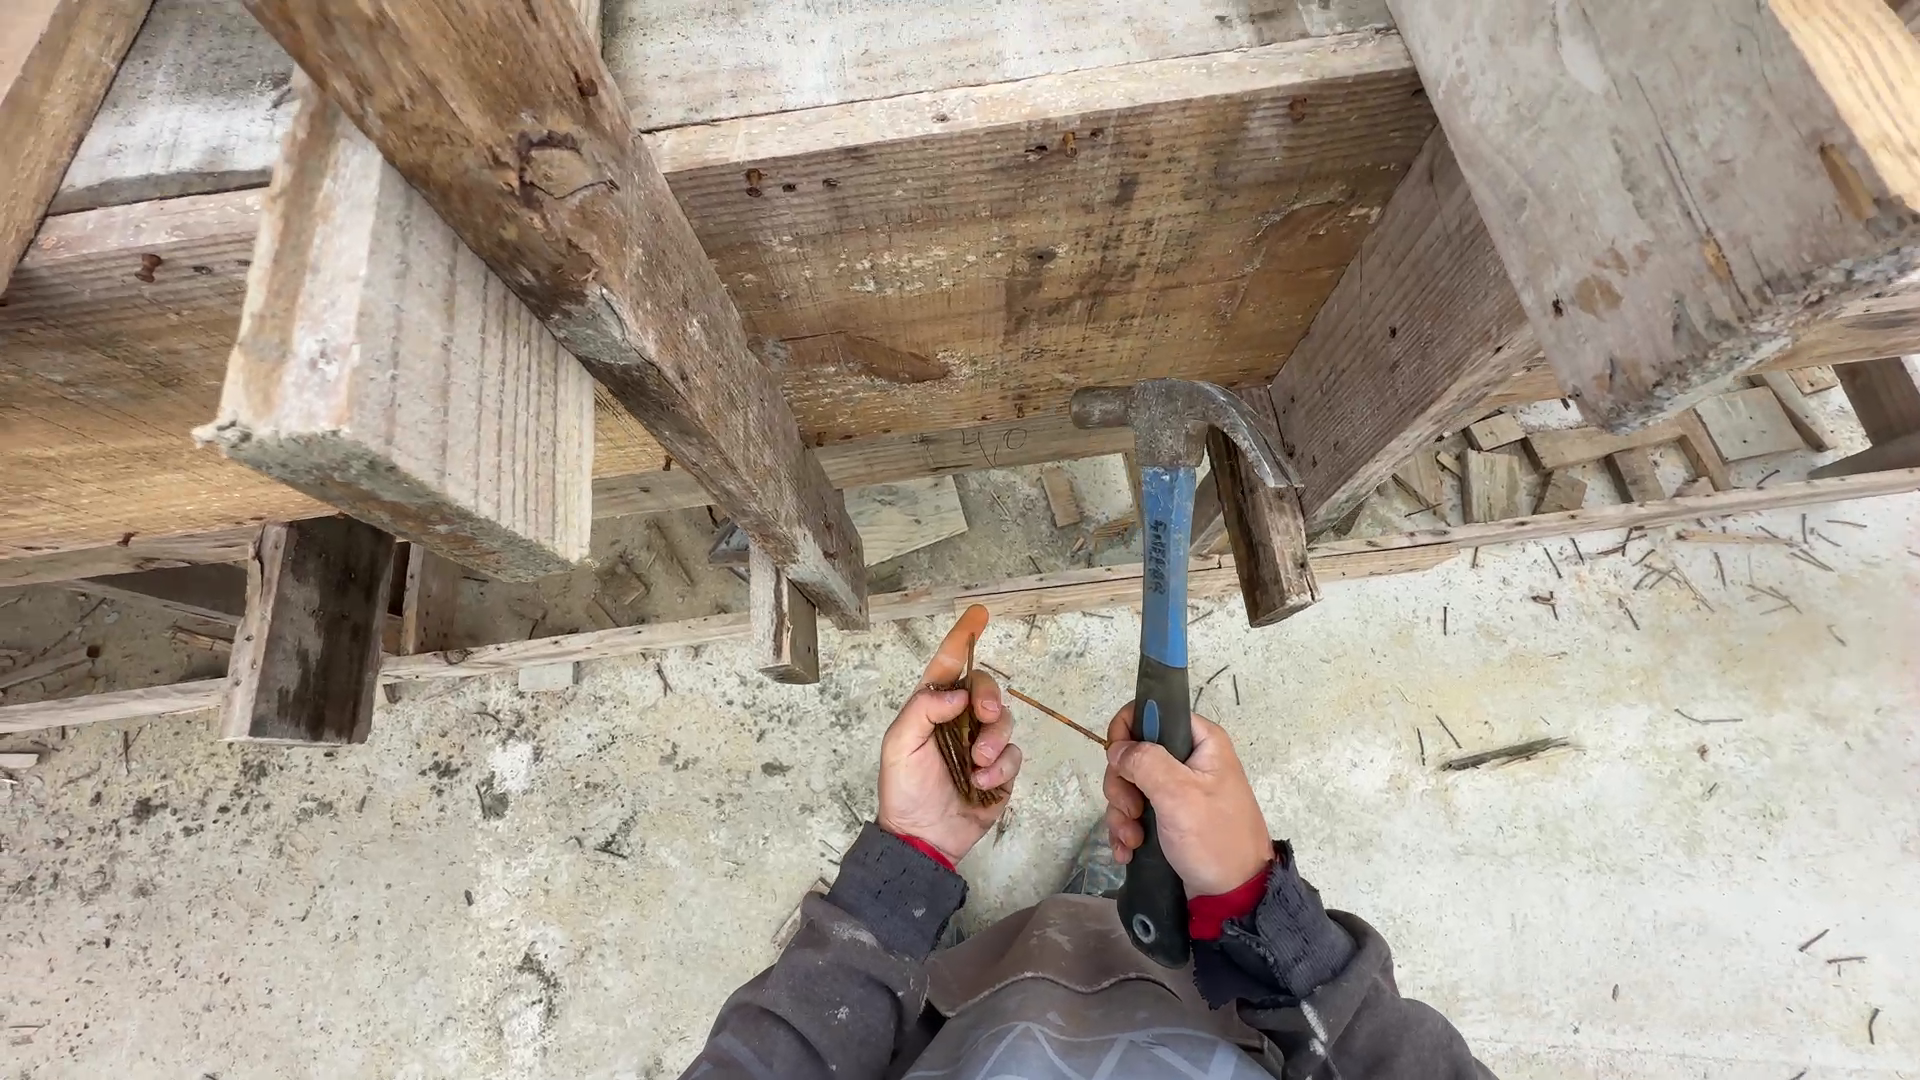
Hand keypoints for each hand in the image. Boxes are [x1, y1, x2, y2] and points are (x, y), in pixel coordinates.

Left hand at [876, 605, 1022, 864]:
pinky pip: (1014, 754)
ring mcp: (982, 743)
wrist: (923, 837)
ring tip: (976, 765)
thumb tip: (958, 693)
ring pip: (1005, 720)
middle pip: (986, 688)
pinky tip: (981, 782)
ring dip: (994, 740)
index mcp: (932, 707)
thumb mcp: (898, 745)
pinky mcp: (1001, 769)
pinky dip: (1000, 767)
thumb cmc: (904, 789)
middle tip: (984, 715)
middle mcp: (960, 719)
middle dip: (990, 696)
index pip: (949, 665)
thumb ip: (922, 711)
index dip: (963, 637)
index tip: (978, 613)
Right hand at [1102, 705, 1271, 896]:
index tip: (1118, 760)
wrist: (1233, 900)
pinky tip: (1128, 850)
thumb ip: (1144, 762)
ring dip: (1122, 813)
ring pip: (1128, 784)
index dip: (1127, 730)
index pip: (1153, 711)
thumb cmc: (1214, 840)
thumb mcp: (1180, 795)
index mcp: (1200, 741)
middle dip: (1122, 785)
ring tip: (1132, 840)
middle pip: (1132, 752)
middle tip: (1131, 810)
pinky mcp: (1166, 816)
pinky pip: (1132, 811)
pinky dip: (1125, 829)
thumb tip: (1116, 749)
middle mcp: (1187, 759)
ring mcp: (1175, 789)